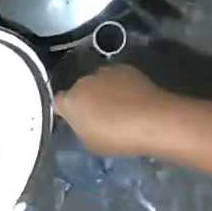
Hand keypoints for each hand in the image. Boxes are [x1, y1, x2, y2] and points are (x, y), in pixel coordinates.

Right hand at [54, 65, 183, 156]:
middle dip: (86, 100)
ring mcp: (105, 71)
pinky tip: (133, 98)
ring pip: (98, 81)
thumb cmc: (118, 138)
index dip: (67, 111)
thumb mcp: (91, 142)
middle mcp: (84, 81)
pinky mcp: (126, 68)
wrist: (152, 119)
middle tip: (100, 116)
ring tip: (120, 107)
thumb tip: (85, 120)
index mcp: (71, 101)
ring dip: (103, 91)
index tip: (77, 121)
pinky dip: (121, 85)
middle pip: (79, 90)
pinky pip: (117, 77)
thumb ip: (82, 127)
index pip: (59, 103)